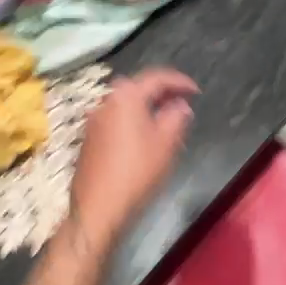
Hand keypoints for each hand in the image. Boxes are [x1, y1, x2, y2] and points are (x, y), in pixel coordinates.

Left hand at [68, 68, 198, 243]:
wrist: (98, 206)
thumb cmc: (136, 172)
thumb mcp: (166, 143)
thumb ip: (176, 117)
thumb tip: (180, 106)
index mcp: (126, 97)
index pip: (156, 78)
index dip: (179, 82)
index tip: (196, 90)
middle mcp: (105, 102)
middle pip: (137, 88)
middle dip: (161, 92)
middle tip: (181, 101)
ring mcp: (94, 121)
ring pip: (125, 104)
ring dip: (146, 106)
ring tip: (166, 119)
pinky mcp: (89, 139)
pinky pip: (116, 119)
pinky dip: (133, 120)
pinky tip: (144, 136)